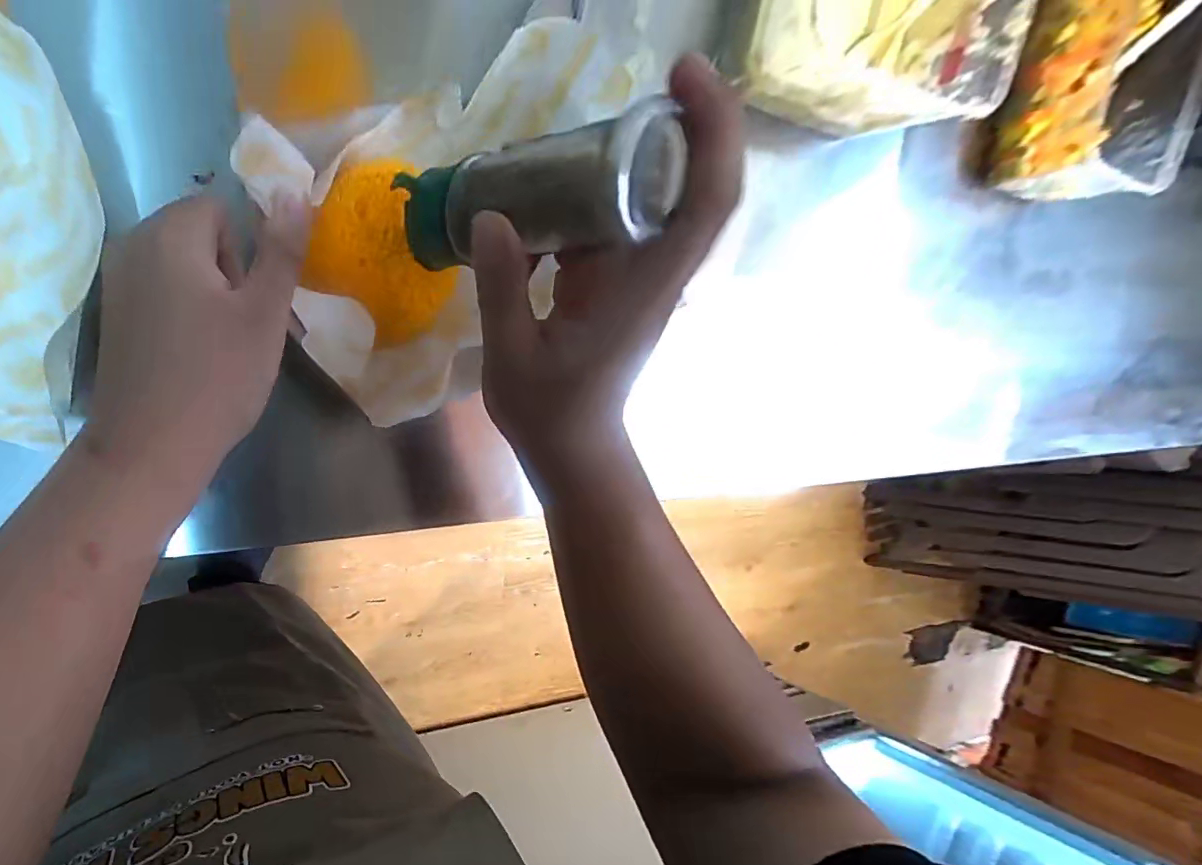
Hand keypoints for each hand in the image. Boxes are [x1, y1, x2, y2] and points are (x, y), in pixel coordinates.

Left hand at [85, 193, 310, 503]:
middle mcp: (133, 245)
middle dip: (229, 274)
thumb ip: (281, 251)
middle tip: (245, 332)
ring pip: (179, 270)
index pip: (220, 210)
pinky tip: (192, 360)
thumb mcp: (263, 315)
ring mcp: (116, 284)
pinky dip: (182, 317)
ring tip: (222, 350)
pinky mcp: (113, 319)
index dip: (247, 254)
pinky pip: (158, 297)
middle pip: (197, 237)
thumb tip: (293, 190)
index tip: (253, 305)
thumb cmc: (217, 379)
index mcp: (169, 233)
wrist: (150, 447)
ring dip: (208, 298)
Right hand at [470, 54, 744, 479]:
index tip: (681, 78)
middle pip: (689, 185)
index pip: (704, 202)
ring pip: (650, 201)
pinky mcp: (616, 285)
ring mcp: (637, 278)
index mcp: (642, 289)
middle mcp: (653, 274)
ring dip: (624, 159)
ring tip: (568, 141)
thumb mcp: (512, 354)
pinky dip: (588, 198)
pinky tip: (545, 195)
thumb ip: (501, 287)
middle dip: (672, 126)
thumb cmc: (549, 413)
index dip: (711, 130)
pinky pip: (613, 224)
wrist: (573, 449)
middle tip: (624, 94)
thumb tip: (490, 217)